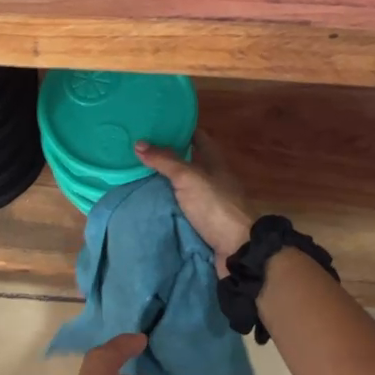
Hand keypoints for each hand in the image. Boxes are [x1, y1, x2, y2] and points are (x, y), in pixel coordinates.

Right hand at [137, 134, 250, 274]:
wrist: (238, 250)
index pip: (199, 138)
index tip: (158, 124)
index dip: (181, 129)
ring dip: (165, 183)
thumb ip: (165, 161)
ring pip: (184, 186)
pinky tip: (150, 204)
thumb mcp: (189, 178)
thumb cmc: (216, 206)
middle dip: (168, 157)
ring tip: (137, 176)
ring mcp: (210, 203)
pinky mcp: (204, 223)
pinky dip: (167, 205)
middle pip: (190, 162)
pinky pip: (182, 208)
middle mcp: (214, 180)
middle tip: (139, 152)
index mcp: (215, 163)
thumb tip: (138, 143)